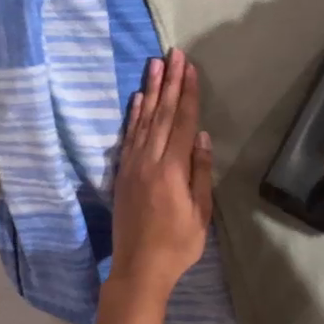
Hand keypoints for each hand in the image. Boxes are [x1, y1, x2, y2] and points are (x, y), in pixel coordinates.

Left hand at [110, 49, 213, 298]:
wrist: (138, 269)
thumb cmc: (177, 245)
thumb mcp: (200, 212)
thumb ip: (200, 172)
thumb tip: (202, 136)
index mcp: (171, 169)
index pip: (182, 122)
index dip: (188, 93)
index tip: (190, 68)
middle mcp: (149, 160)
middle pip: (162, 114)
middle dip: (170, 82)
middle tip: (174, 54)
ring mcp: (132, 165)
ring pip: (143, 120)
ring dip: (151, 91)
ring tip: (156, 65)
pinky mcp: (122, 173)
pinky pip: (128, 136)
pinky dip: (133, 115)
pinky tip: (138, 99)